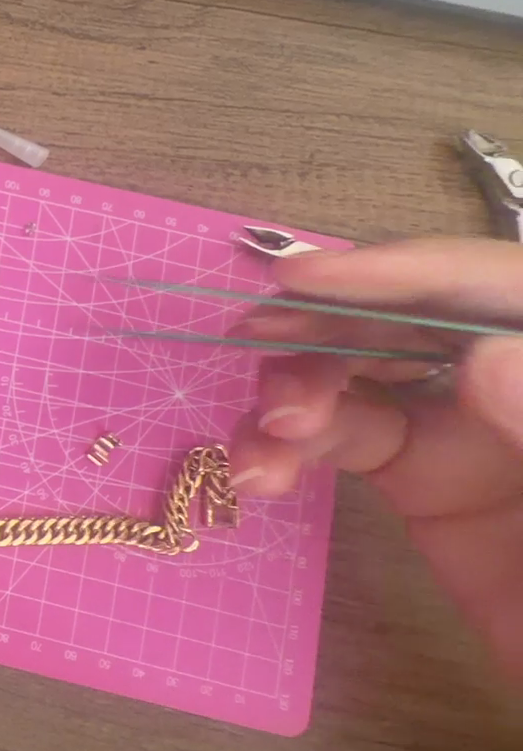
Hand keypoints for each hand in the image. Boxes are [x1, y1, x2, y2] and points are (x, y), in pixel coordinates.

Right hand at [226, 238, 522, 674]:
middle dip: (323, 326)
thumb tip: (483, 355)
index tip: (302, 277)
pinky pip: (336, 439)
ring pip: (358, 374)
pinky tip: (260, 474)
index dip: (405, 271)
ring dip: (288, 392)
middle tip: (254, 344)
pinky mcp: (422, 478)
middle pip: (410, 321)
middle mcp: (518, 385)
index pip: (502, 287)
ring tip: (265, 439)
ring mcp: (473, 430)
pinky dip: (281, 447)